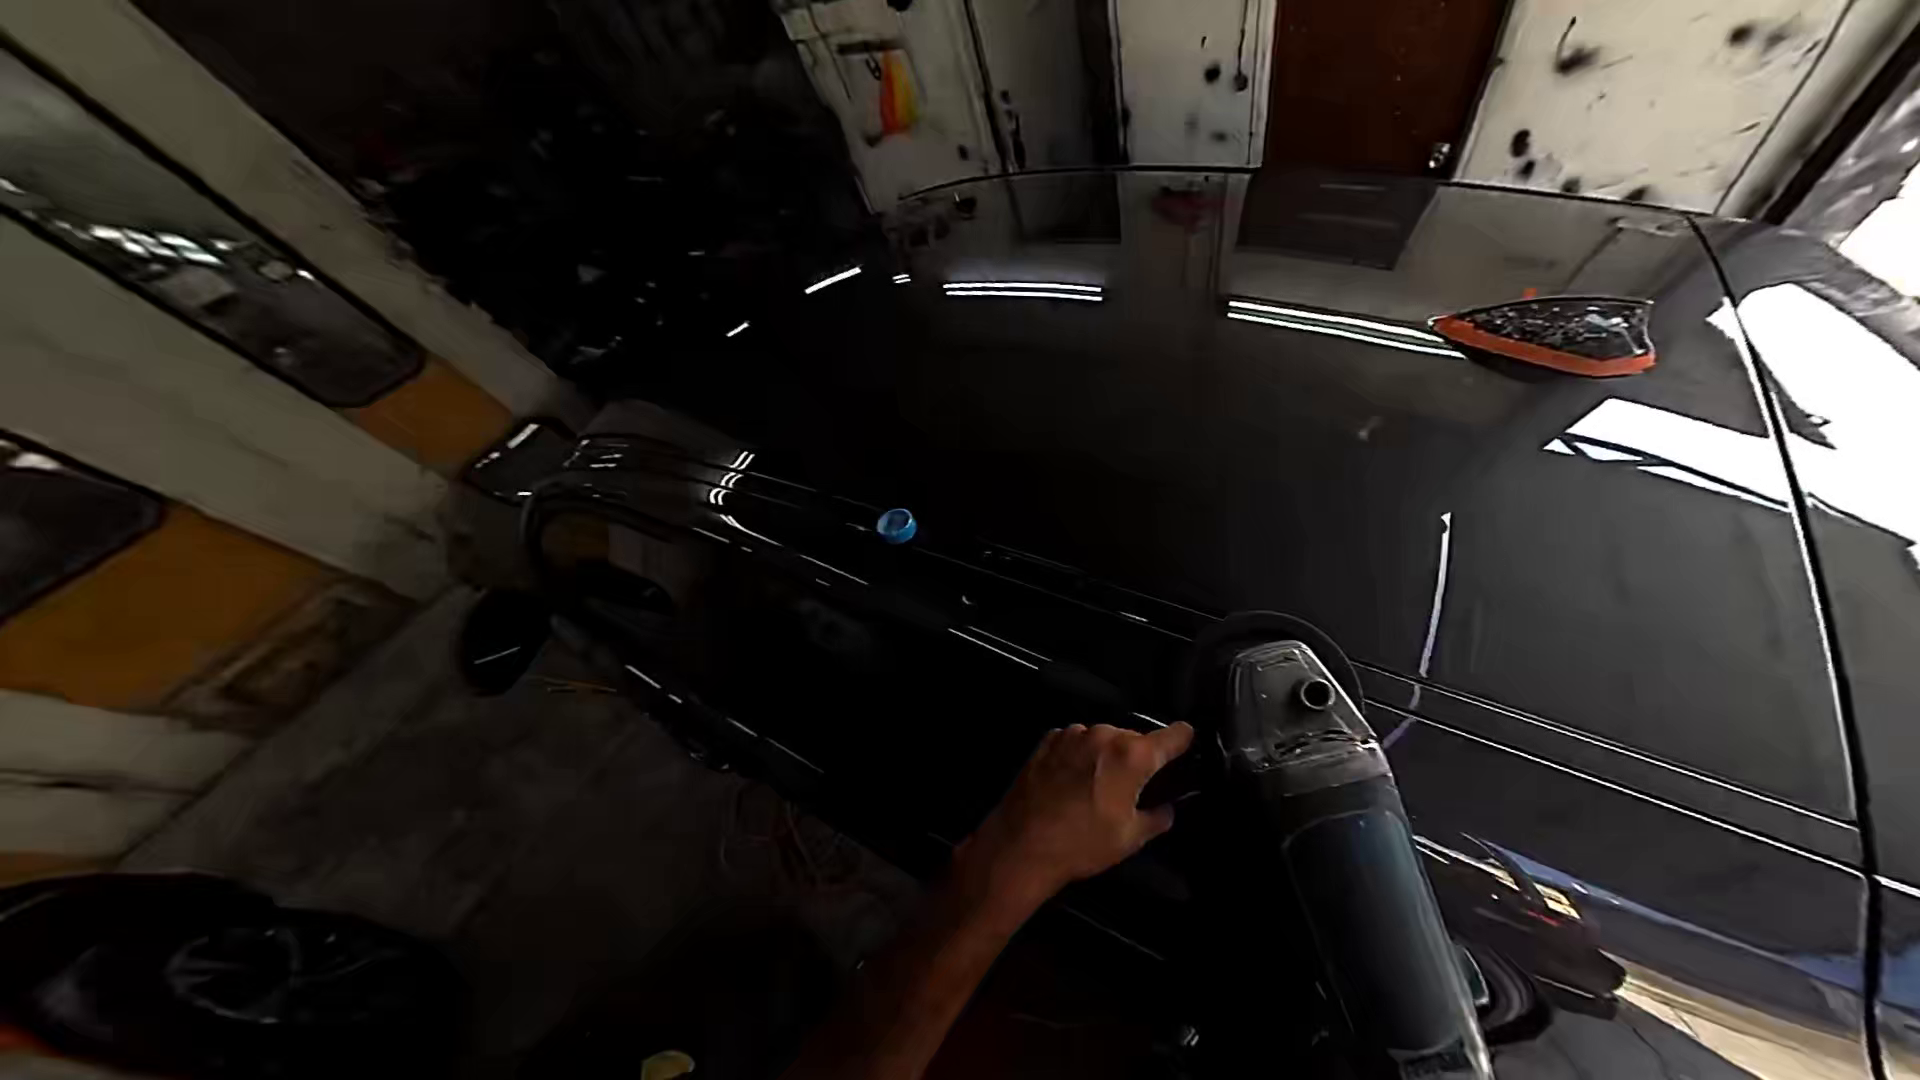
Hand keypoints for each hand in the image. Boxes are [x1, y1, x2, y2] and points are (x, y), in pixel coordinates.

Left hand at [957, 722, 1194, 912]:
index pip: (1173, 734)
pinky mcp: (1048, 739)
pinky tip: (1073, 780)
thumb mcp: (1130, 838)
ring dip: (1106, 755)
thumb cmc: (1082, 843)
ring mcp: (1073, 733)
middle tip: (1133, 786)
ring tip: (1097, 786)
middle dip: (1138, 757)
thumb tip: (1167, 808)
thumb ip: (1157, 817)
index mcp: (1131, 755)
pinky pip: (1076, 741)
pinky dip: (1080, 754)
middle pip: (1134, 738)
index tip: (1189, 740)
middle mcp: (1103, 734)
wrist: (1023, 843)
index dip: (1184, 738)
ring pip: (1103, 738)